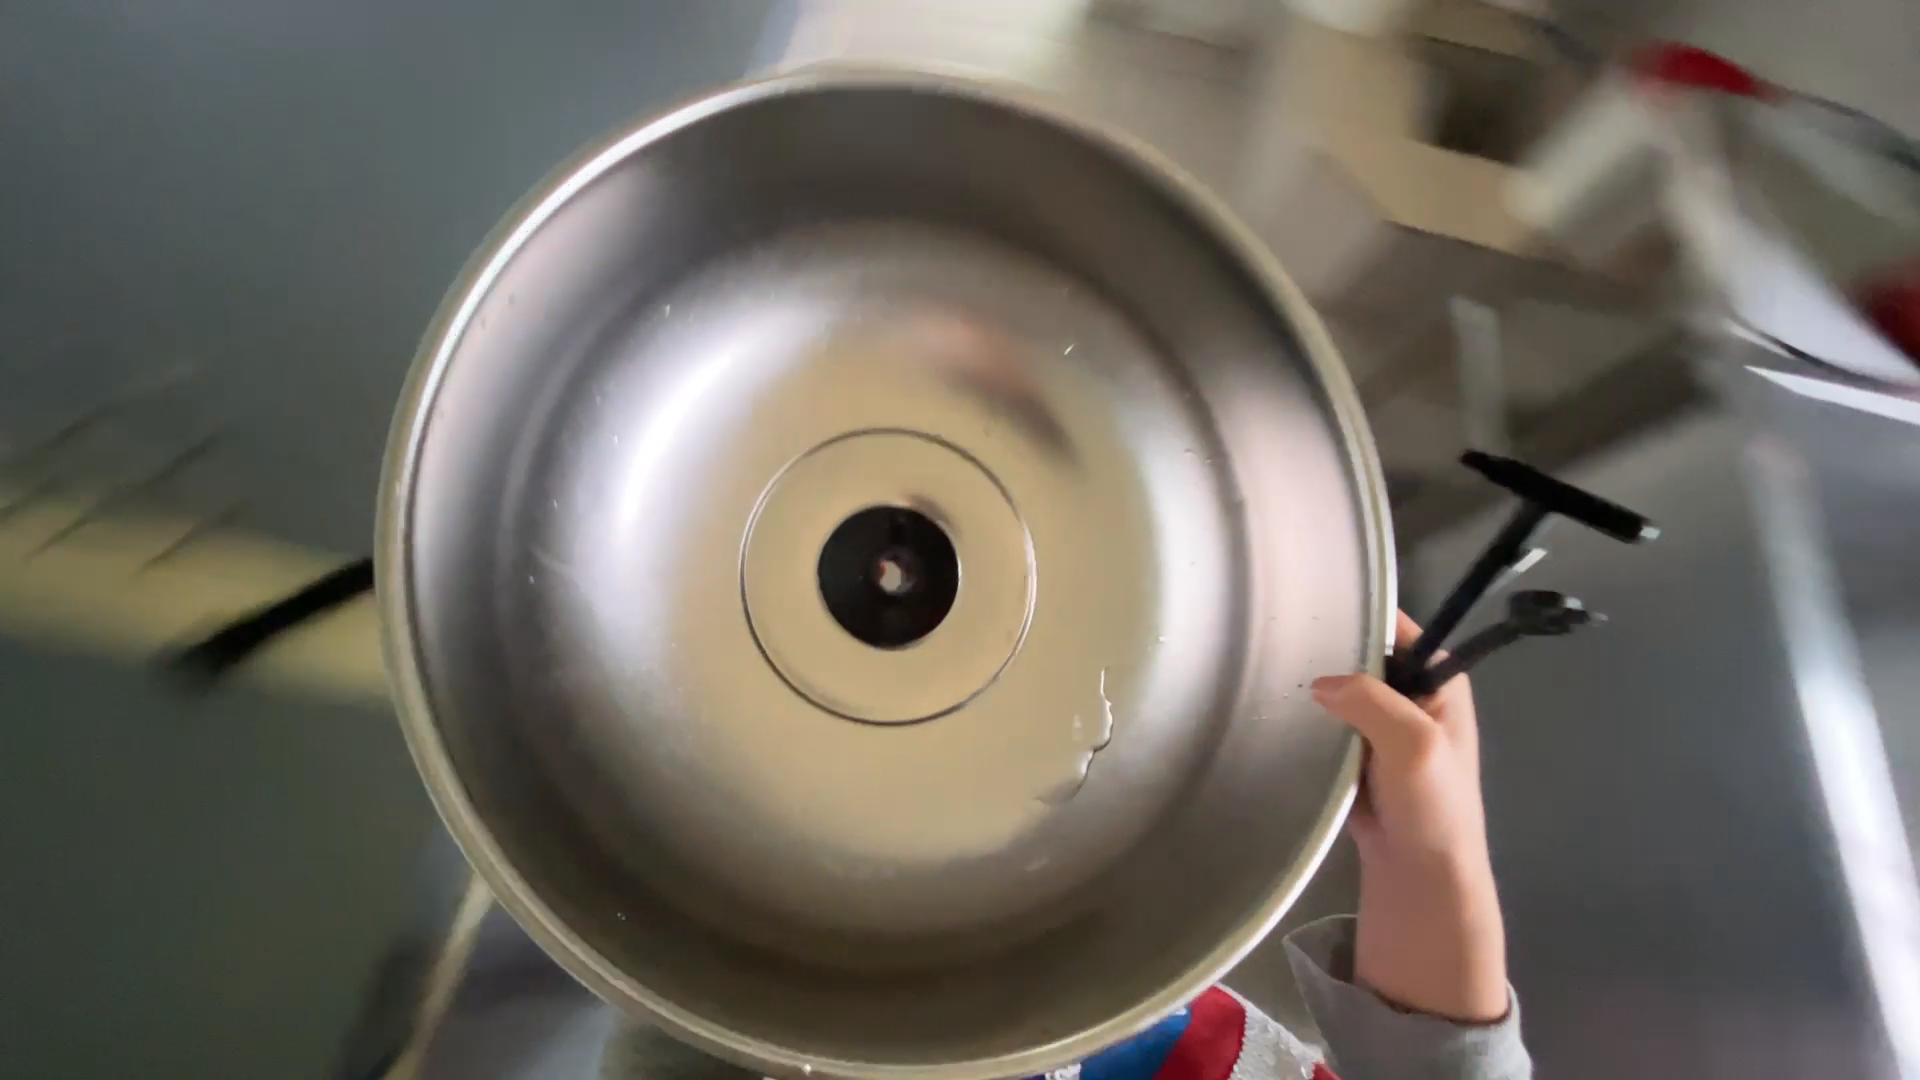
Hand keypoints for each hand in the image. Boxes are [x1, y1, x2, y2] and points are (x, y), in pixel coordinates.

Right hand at [1310, 611, 1509, 1023]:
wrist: (1420, 871)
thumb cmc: (1432, 805)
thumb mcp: (1413, 743)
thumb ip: (1372, 701)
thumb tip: (1318, 683)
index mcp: (1439, 681)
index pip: (1398, 628)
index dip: (1361, 615)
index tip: (1312, 607)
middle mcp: (1412, 694)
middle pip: (1364, 654)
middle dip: (1329, 649)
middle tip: (1279, 639)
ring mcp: (1383, 723)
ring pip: (1342, 685)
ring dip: (1315, 682)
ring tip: (1270, 668)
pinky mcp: (1356, 749)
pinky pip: (1328, 717)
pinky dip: (1309, 713)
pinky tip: (1280, 707)